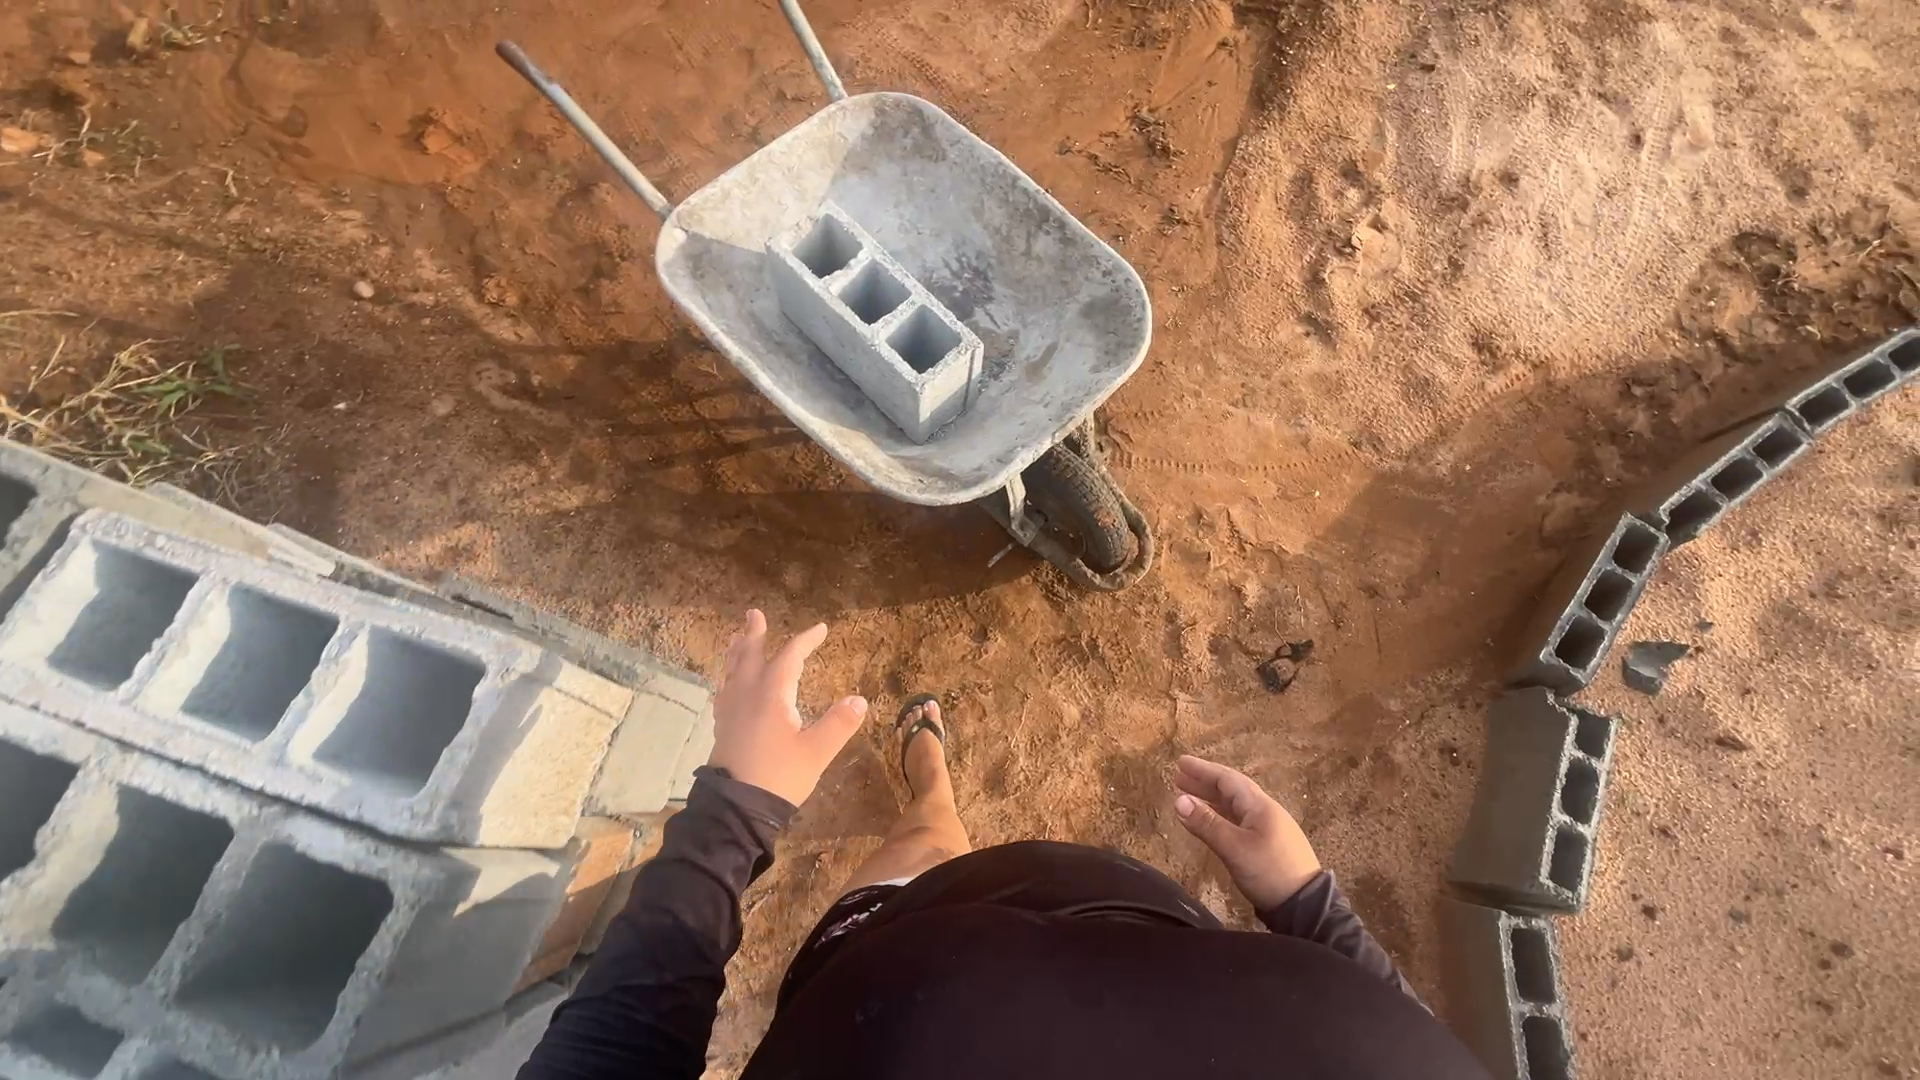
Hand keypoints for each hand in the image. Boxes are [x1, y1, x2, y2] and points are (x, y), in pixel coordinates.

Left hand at [708, 610, 867, 805]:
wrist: (736, 809)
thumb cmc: (779, 777)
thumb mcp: (817, 752)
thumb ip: (839, 724)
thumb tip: (859, 699)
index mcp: (772, 694)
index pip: (790, 657)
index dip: (806, 640)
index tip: (821, 629)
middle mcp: (747, 695)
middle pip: (749, 655)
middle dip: (754, 634)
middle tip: (753, 614)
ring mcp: (731, 711)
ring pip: (732, 671)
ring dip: (737, 651)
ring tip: (735, 638)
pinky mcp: (723, 728)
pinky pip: (725, 691)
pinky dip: (730, 678)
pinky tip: (729, 685)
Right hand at [1173, 754, 1321, 909]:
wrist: (1306, 906)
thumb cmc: (1269, 872)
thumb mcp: (1234, 848)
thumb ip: (1206, 824)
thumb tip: (1178, 800)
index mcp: (1259, 806)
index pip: (1227, 779)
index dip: (1203, 770)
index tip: (1180, 762)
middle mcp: (1264, 811)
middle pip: (1231, 790)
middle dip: (1204, 782)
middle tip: (1178, 777)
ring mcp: (1267, 828)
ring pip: (1234, 806)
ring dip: (1210, 798)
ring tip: (1187, 796)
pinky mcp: (1267, 845)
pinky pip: (1238, 820)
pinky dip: (1219, 815)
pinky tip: (1209, 820)